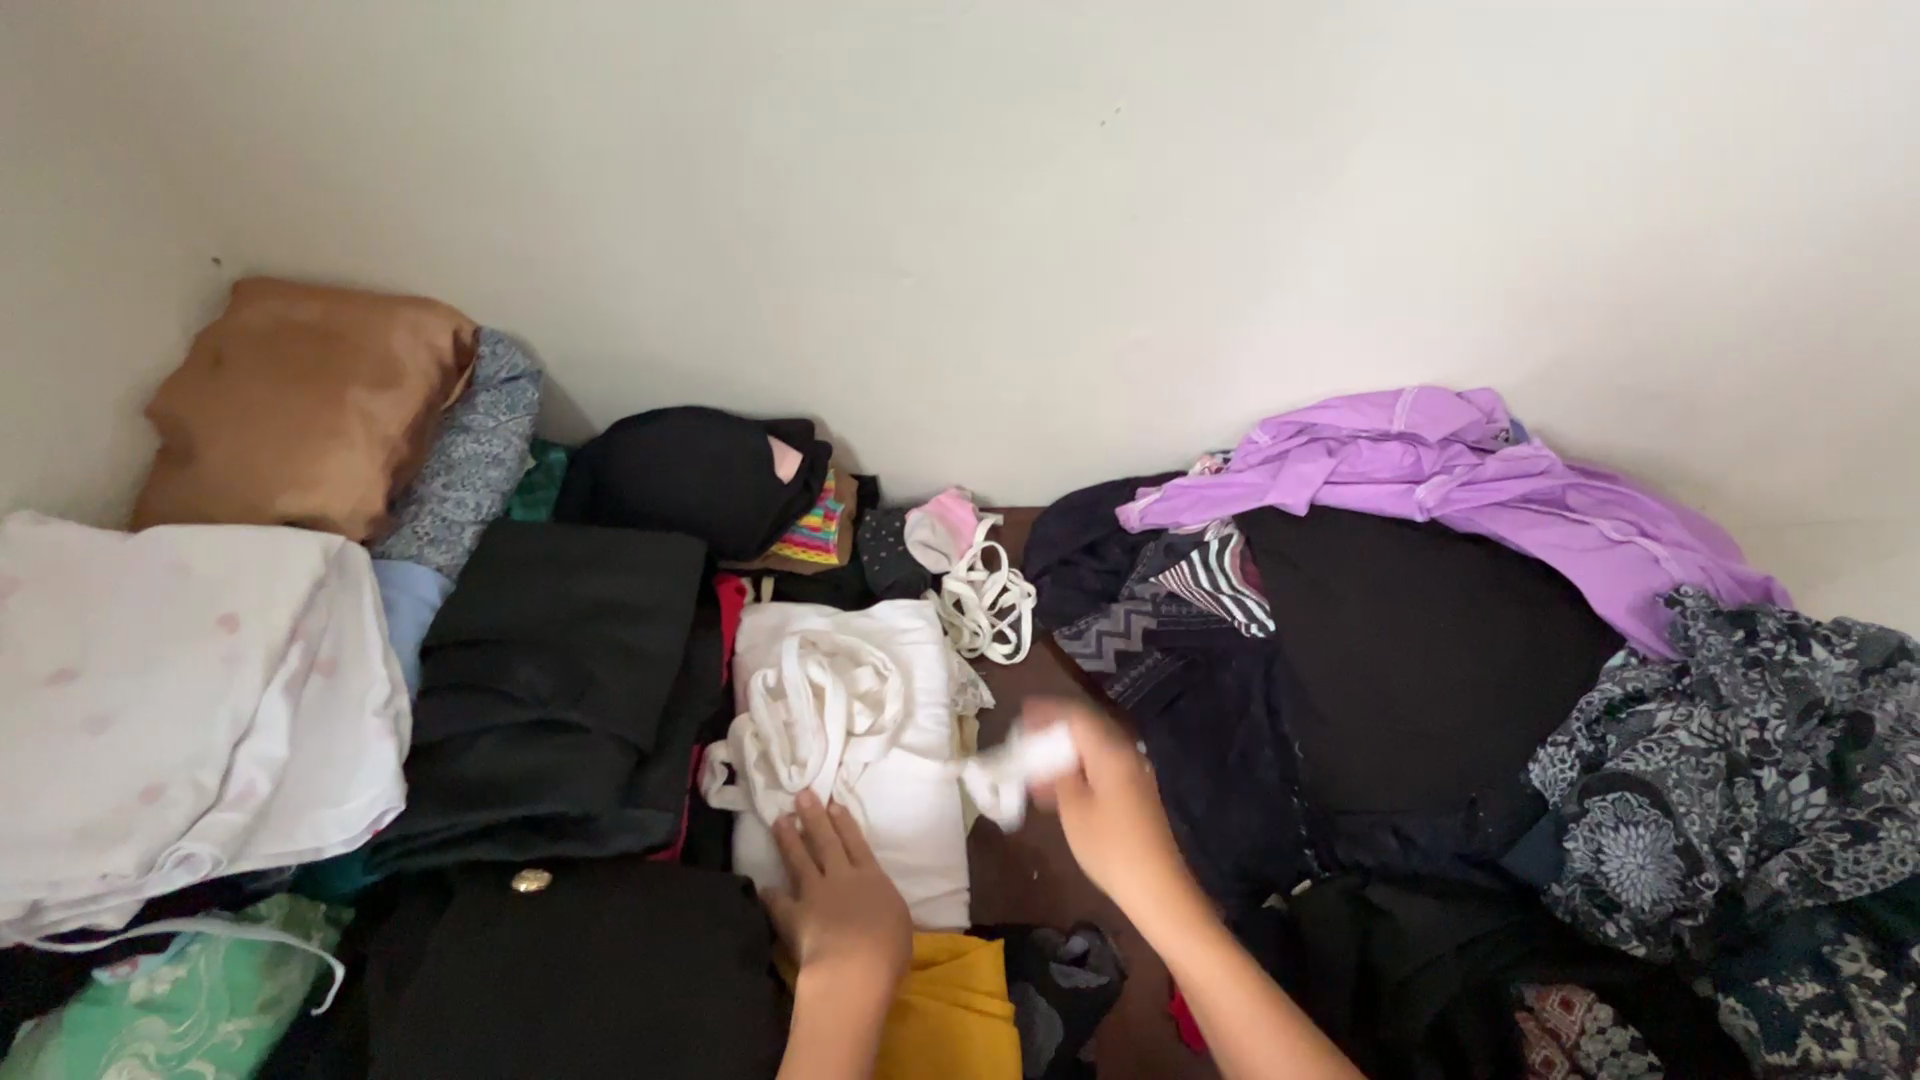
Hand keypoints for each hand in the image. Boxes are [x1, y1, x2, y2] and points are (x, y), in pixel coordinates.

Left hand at [761, 790, 912, 997]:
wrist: (854, 967)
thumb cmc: (888, 949)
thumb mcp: (899, 922)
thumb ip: (885, 906)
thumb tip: (879, 904)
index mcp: (872, 878)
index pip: (856, 843)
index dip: (844, 823)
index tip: (832, 803)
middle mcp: (842, 878)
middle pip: (826, 842)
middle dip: (813, 817)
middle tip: (801, 795)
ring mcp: (816, 895)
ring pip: (800, 860)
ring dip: (789, 840)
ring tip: (779, 820)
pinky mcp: (796, 917)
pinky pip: (780, 903)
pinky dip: (771, 896)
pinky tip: (763, 888)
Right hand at [1024, 698, 1204, 930]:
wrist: (1156, 888)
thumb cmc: (1109, 847)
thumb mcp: (1073, 808)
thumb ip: (1060, 773)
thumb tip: (1051, 754)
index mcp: (1111, 752)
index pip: (1076, 716)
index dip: (1047, 712)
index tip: (1022, 714)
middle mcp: (1127, 753)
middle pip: (1087, 728)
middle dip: (1055, 730)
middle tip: (1027, 737)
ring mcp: (1135, 772)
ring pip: (1095, 748)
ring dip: (1066, 752)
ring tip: (1037, 767)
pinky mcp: (1137, 792)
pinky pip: (1103, 766)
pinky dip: (1080, 768)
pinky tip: (1060, 787)